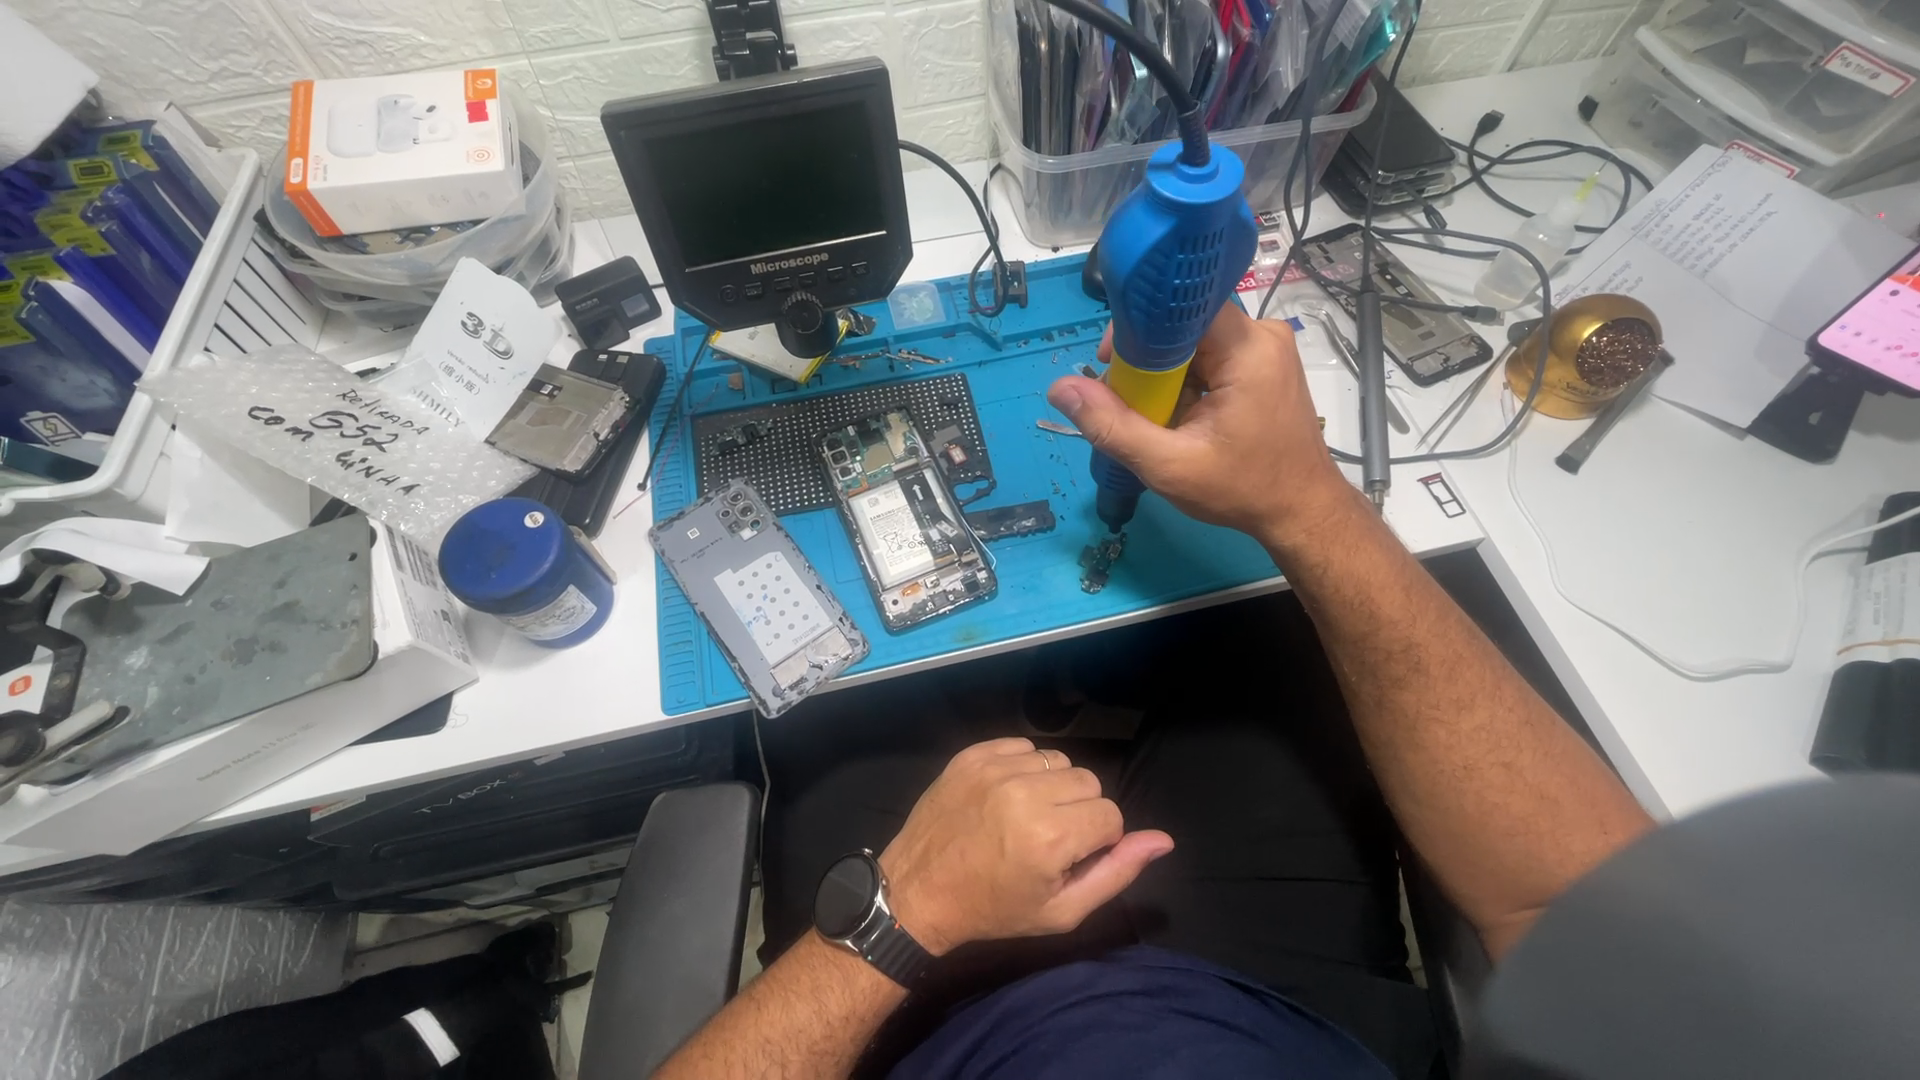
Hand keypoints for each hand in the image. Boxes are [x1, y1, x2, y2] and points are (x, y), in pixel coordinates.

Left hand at [878, 738, 1172, 955]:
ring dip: (1053, 786)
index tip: (1068, 858)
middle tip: (1047, 839)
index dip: (1097, 841)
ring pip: (1059, 761)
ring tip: (1026, 816)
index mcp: (1049, 837)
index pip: (1111, 816)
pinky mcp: (973, 754)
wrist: (920, 890)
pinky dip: (1024, 768)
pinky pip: (1024, 746)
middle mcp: (1025, 793)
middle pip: (1088, 782)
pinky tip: (1006, 796)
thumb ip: (1116, 873)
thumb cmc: (995, 909)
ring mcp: (994, 768)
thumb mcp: (1062, 911)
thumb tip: (1163, 839)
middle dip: (1078, 811)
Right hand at [1045, 303, 1356, 548]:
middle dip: (1146, 363)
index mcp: (1247, 348)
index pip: (1179, 309)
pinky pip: (1208, 358)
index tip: (1109, 364)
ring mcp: (1265, 348)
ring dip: (1163, 378)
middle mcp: (1261, 335)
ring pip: (1192, 344)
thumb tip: (1060, 390)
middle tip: (1127, 405)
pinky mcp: (1262, 365)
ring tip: (1155, 419)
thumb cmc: (1242, 490)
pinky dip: (1184, 384)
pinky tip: (1178, 418)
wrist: (1301, 512)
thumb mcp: (1168, 466)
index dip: (1137, 329)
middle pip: (1182, 327)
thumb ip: (1112, 427)